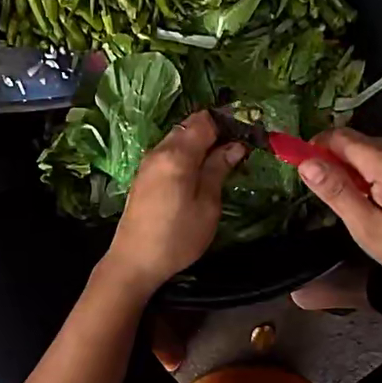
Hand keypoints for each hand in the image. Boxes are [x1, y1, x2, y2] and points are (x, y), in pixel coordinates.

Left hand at [100, 112, 245, 294]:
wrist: (135, 261)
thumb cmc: (178, 237)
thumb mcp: (207, 205)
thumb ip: (218, 170)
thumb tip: (235, 146)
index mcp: (177, 155)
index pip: (204, 121)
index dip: (226, 122)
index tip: (247, 133)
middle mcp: (159, 151)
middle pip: (189, 127)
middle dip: (215, 132)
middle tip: (238, 149)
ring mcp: (148, 163)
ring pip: (179, 139)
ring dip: (201, 144)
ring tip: (223, 162)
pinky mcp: (144, 176)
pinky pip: (169, 153)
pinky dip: (188, 155)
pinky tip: (200, 173)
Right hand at [301, 128, 381, 294]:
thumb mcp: (368, 229)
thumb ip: (337, 193)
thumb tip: (306, 163)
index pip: (343, 138)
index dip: (318, 146)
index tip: (305, 165)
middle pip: (362, 142)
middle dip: (342, 161)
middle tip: (337, 195)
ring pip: (381, 148)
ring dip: (363, 166)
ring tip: (366, 202)